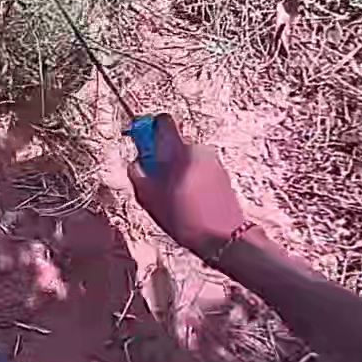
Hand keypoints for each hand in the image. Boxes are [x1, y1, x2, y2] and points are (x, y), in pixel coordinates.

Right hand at [128, 113, 249, 257]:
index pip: (162, 122)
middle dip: (159, 157)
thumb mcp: (150, 198)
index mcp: (182, 150)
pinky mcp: (222, 175)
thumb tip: (136, 162)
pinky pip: (196, 168)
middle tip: (152, 182)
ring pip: (184, 158)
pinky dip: (187, 178)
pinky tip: (185, 201)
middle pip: (172, 143)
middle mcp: (200, 149)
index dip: (146, 129)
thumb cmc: (185, 218)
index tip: (139, 144)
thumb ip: (138, 174)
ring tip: (169, 196)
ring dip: (173, 170)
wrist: (225, 239)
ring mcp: (214, 162)